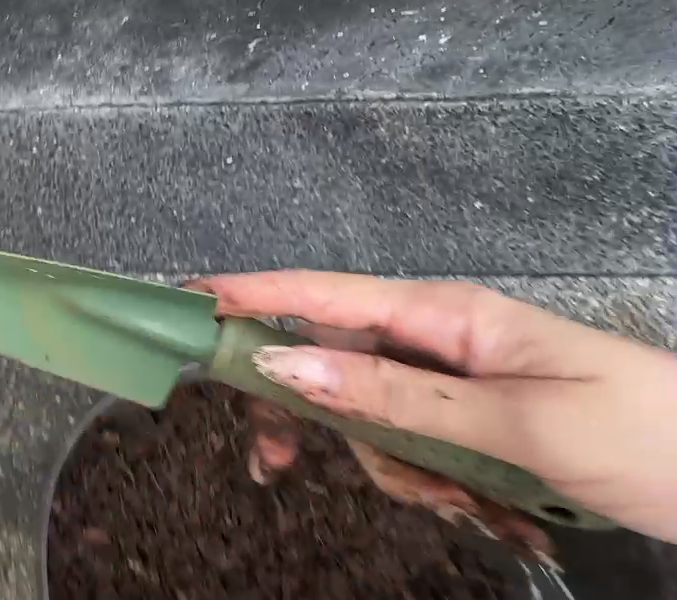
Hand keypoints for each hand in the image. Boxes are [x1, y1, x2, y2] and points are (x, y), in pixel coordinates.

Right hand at [191, 271, 676, 544]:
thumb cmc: (656, 441)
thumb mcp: (522, 427)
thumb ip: (391, 394)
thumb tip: (275, 360)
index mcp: (440, 314)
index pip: (315, 292)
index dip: (243, 292)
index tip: (179, 299)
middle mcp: (431, 337)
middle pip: (327, 361)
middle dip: (310, 415)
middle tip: (274, 465)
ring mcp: (450, 379)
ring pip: (366, 412)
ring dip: (394, 466)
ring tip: (465, 511)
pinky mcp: (470, 421)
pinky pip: (410, 443)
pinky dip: (430, 482)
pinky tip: (486, 515)